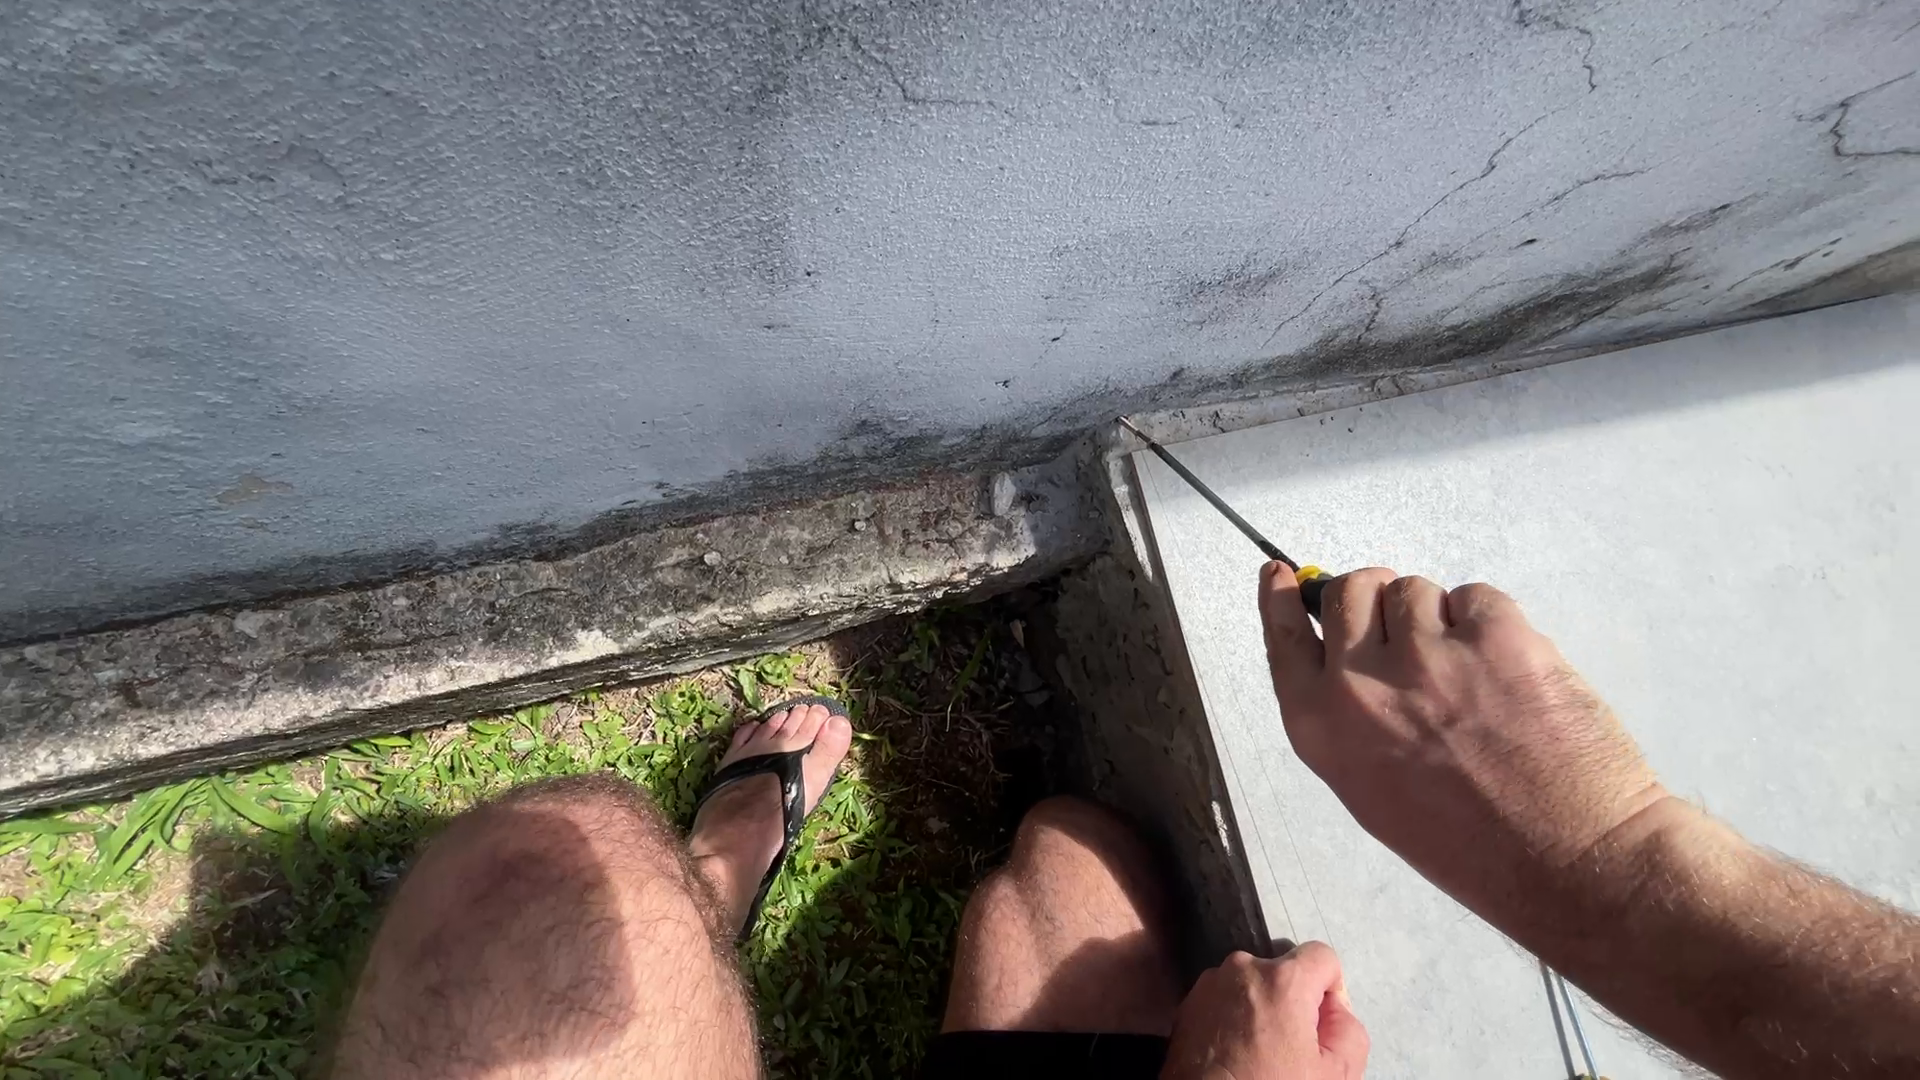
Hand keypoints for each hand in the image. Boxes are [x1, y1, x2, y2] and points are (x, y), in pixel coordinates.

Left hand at [1161, 942, 1366, 1079]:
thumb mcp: (1336, 1075)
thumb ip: (1348, 1031)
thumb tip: (1334, 1007)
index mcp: (1281, 979)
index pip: (1322, 956)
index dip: (1332, 991)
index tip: (1323, 1026)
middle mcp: (1242, 966)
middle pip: (1284, 973)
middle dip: (1294, 1004)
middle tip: (1292, 1050)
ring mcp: (1210, 981)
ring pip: (1253, 985)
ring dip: (1263, 1009)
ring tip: (1260, 1056)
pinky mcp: (1190, 999)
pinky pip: (1225, 997)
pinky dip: (1235, 1017)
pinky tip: (1236, 1054)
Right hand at [1257, 563, 1673, 918]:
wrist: (1572, 864)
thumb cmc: (1458, 838)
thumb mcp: (1363, 781)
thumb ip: (1341, 711)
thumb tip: (1345, 648)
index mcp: (1320, 722)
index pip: (1284, 635)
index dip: (1279, 596)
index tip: (1279, 571)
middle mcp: (1359, 683)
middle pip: (1348, 590)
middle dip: (1373, 595)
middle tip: (1405, 626)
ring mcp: (1427, 657)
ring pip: (1413, 589)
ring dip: (1435, 615)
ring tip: (1468, 667)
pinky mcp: (1496, 640)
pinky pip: (1474, 595)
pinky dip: (1488, 620)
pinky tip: (1507, 667)